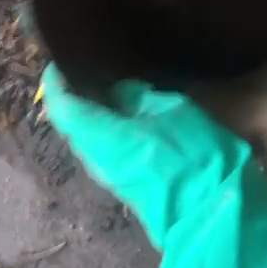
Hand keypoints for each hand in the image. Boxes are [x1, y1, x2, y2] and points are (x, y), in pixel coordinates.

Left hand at [41, 66, 250, 247]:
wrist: (208, 208)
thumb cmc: (190, 153)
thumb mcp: (169, 109)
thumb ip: (137, 96)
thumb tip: (117, 89)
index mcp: (99, 135)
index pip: (61, 106)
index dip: (57, 81)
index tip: (65, 59)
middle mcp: (92, 156)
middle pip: (71, 121)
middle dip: (76, 94)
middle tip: (92, 66)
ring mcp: (105, 172)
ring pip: (86, 135)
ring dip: (93, 110)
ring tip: (112, 83)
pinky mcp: (120, 180)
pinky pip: (102, 146)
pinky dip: (106, 125)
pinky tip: (127, 110)